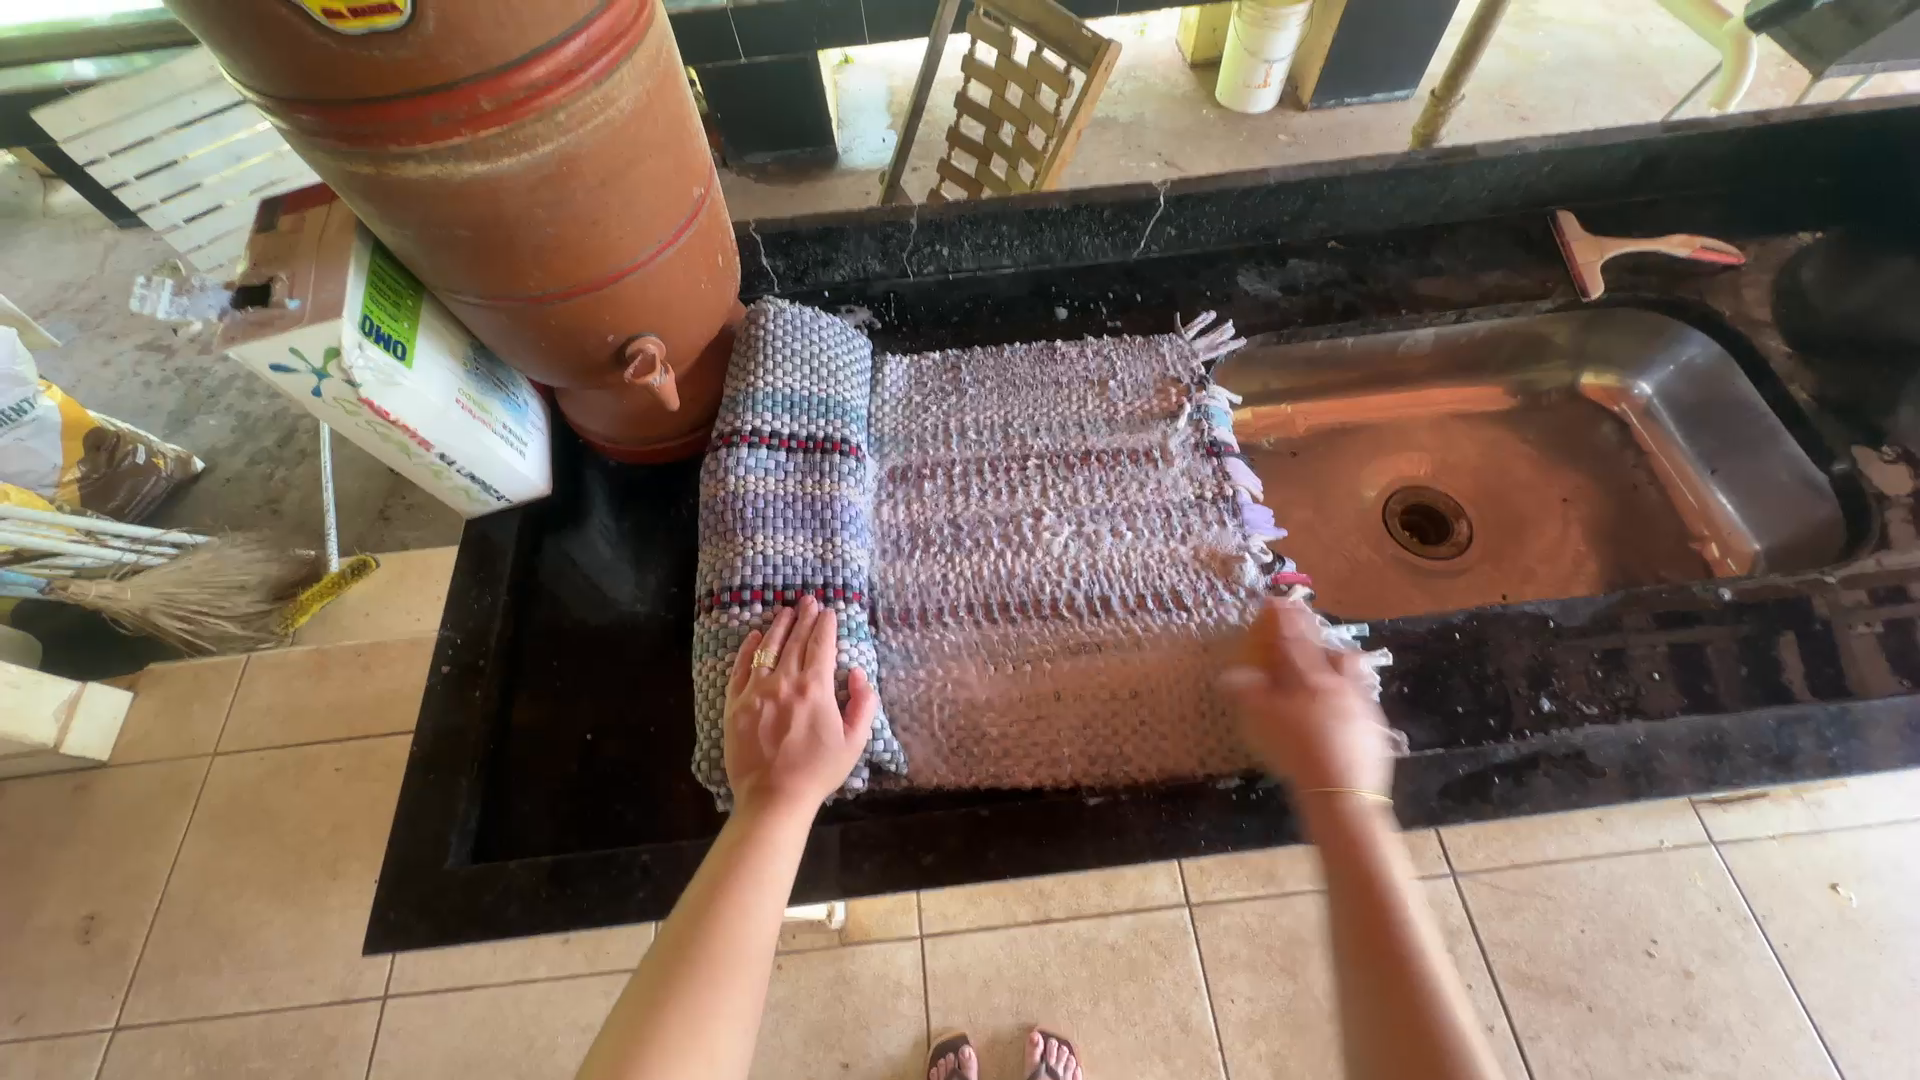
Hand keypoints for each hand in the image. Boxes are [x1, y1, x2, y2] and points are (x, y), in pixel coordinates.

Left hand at [723, 595, 878, 818]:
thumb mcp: (855, 741)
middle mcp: (785, 682)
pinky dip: (748, 649)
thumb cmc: (818, 771)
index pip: (822, 646)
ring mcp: (757, 691)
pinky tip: (754, 636)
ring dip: (778, 627)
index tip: (829, 611)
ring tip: (785, 611)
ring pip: (768, 649)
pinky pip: (741, 669)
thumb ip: (863, 704)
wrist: (774, 798)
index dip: (826, 626)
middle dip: (804, 618)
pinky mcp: (736, 705)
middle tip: (808, 600)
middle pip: (795, 641)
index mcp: (816, 689)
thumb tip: (858, 674)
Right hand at [1222, 598, 1396, 798]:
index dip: (1284, 619)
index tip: (1278, 600)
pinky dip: (1350, 694)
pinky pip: (1362, 699)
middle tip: (1307, 625)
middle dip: (1315, 634)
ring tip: (1331, 661)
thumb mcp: (1261, 722)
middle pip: (1328, 650)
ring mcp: (1362, 706)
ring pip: (1352, 673)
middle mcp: (1339, 685)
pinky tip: (1344, 706)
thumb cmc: (1295, 752)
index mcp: (1309, 679)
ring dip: (1338, 661)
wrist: (1342, 793)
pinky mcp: (1375, 728)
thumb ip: (1248, 693)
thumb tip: (1231, 674)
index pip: (1294, 641)